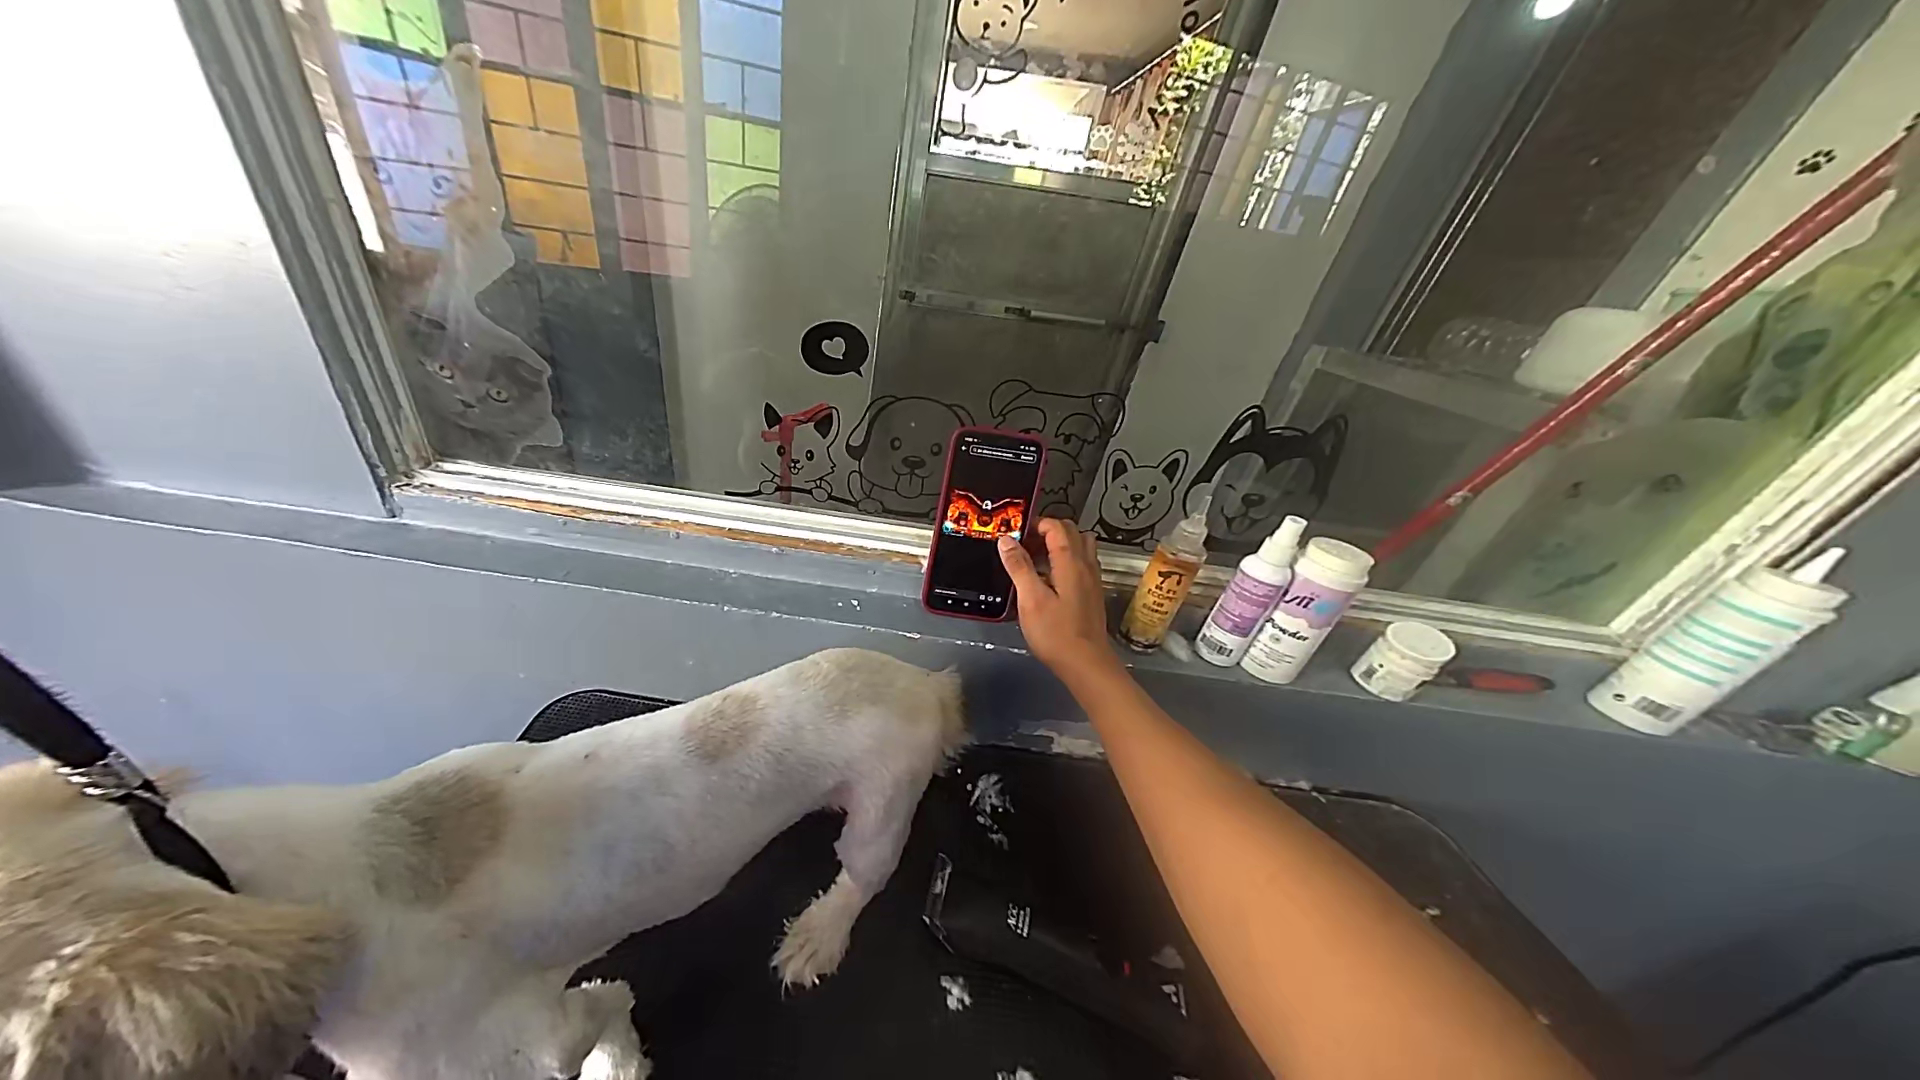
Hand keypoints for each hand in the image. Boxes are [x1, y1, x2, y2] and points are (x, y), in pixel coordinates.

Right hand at [998, 519, 1118, 679]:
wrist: (1086, 663)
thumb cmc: (1056, 633)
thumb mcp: (1030, 599)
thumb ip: (1019, 566)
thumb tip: (1006, 540)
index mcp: (1071, 562)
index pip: (1057, 527)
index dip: (1037, 523)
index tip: (1018, 532)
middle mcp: (1086, 565)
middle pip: (1072, 531)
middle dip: (1048, 530)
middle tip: (1025, 543)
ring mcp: (1092, 579)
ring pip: (1081, 546)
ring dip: (1060, 544)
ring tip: (1037, 558)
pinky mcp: (1092, 593)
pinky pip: (1082, 563)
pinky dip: (1067, 560)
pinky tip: (1050, 578)